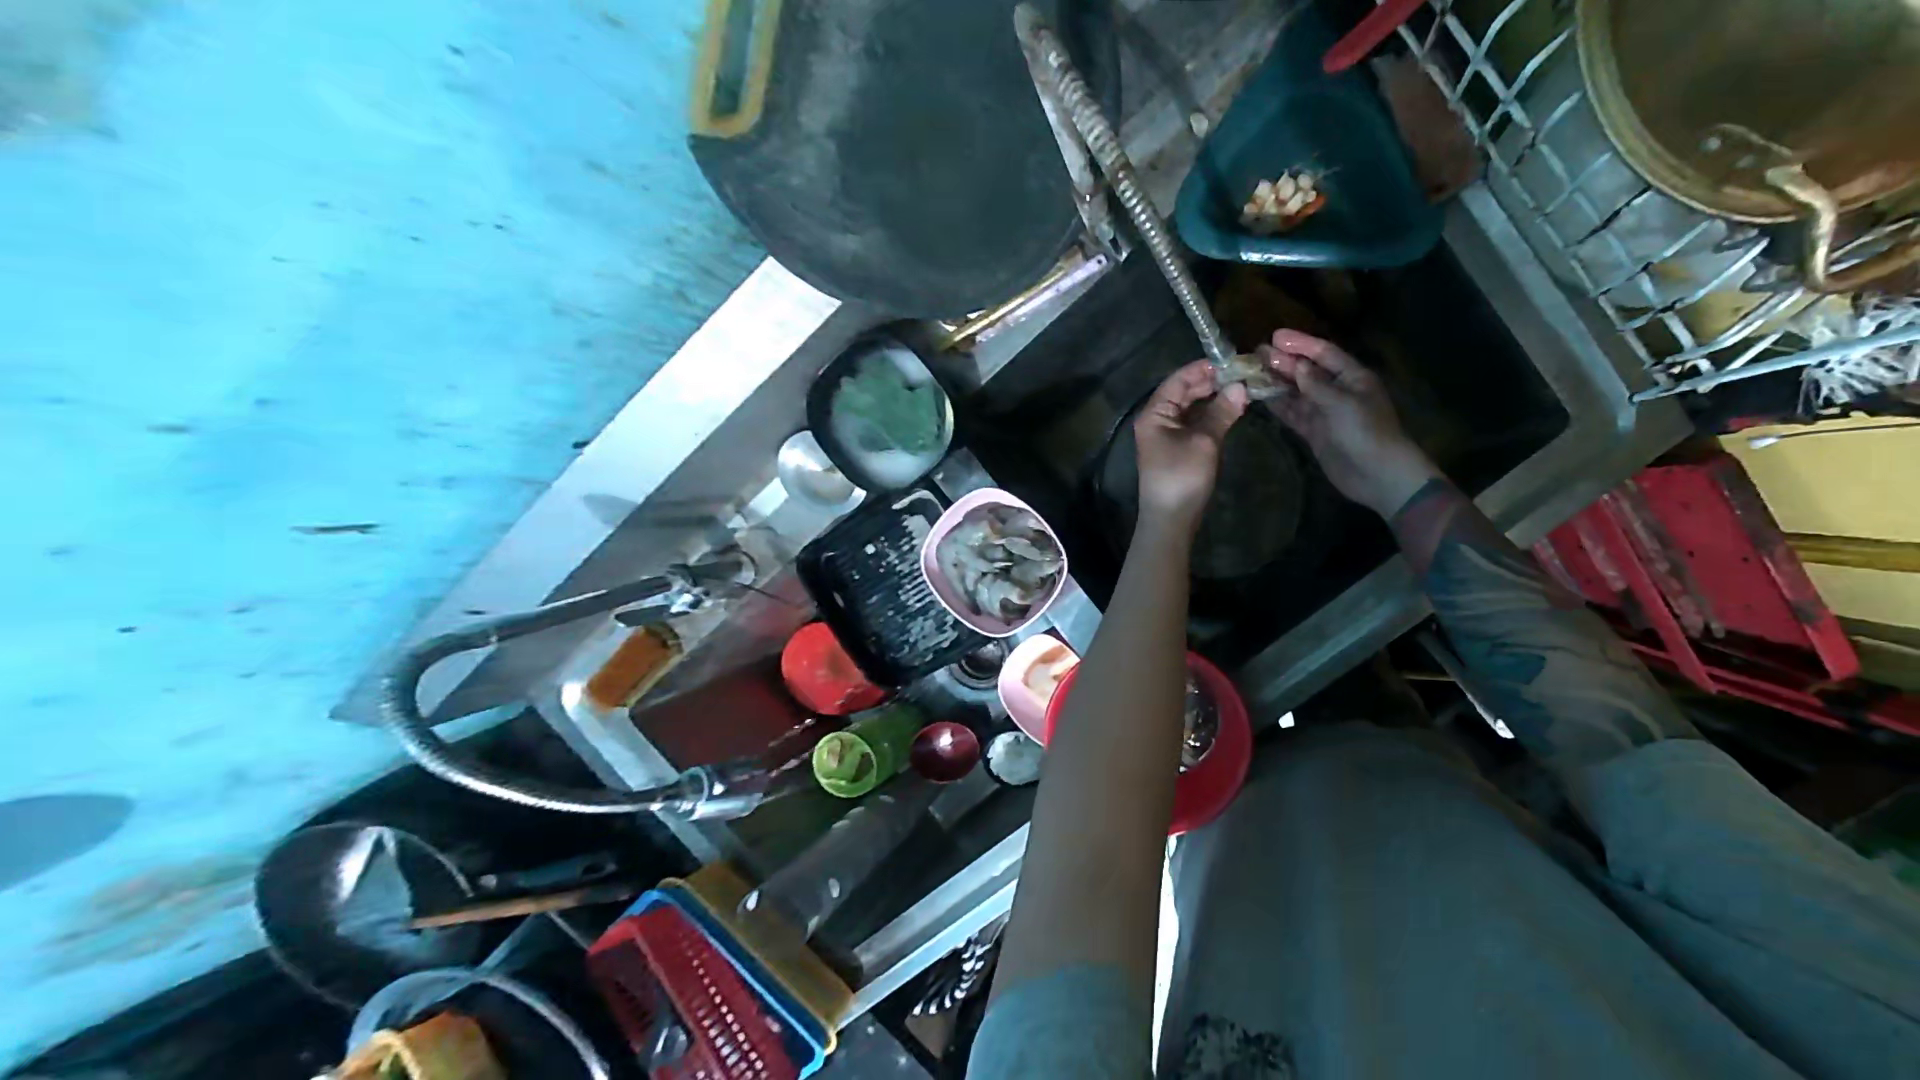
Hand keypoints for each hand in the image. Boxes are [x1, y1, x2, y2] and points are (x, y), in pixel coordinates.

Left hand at [1133, 360, 1247, 535]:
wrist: (1170, 519)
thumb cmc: (1182, 477)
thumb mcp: (1204, 441)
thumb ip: (1221, 412)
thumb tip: (1240, 387)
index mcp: (1154, 413)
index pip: (1177, 380)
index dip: (1202, 369)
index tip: (1231, 361)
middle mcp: (1156, 420)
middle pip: (1183, 393)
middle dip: (1210, 383)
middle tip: (1242, 374)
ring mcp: (1165, 436)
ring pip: (1190, 409)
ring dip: (1213, 399)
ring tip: (1241, 390)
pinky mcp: (1175, 450)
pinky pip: (1193, 424)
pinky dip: (1210, 416)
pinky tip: (1230, 411)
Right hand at [1258, 330, 1440, 516]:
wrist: (1376, 474)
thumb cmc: (1365, 431)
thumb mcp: (1341, 403)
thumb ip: (1316, 384)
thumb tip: (1295, 365)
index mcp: (1352, 377)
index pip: (1324, 353)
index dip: (1301, 344)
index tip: (1275, 336)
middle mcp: (1337, 391)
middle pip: (1307, 371)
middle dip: (1284, 361)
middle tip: (1257, 353)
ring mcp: (1323, 411)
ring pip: (1296, 391)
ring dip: (1276, 382)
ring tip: (1252, 371)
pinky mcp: (1313, 431)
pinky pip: (1292, 412)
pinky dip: (1277, 404)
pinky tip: (1259, 396)